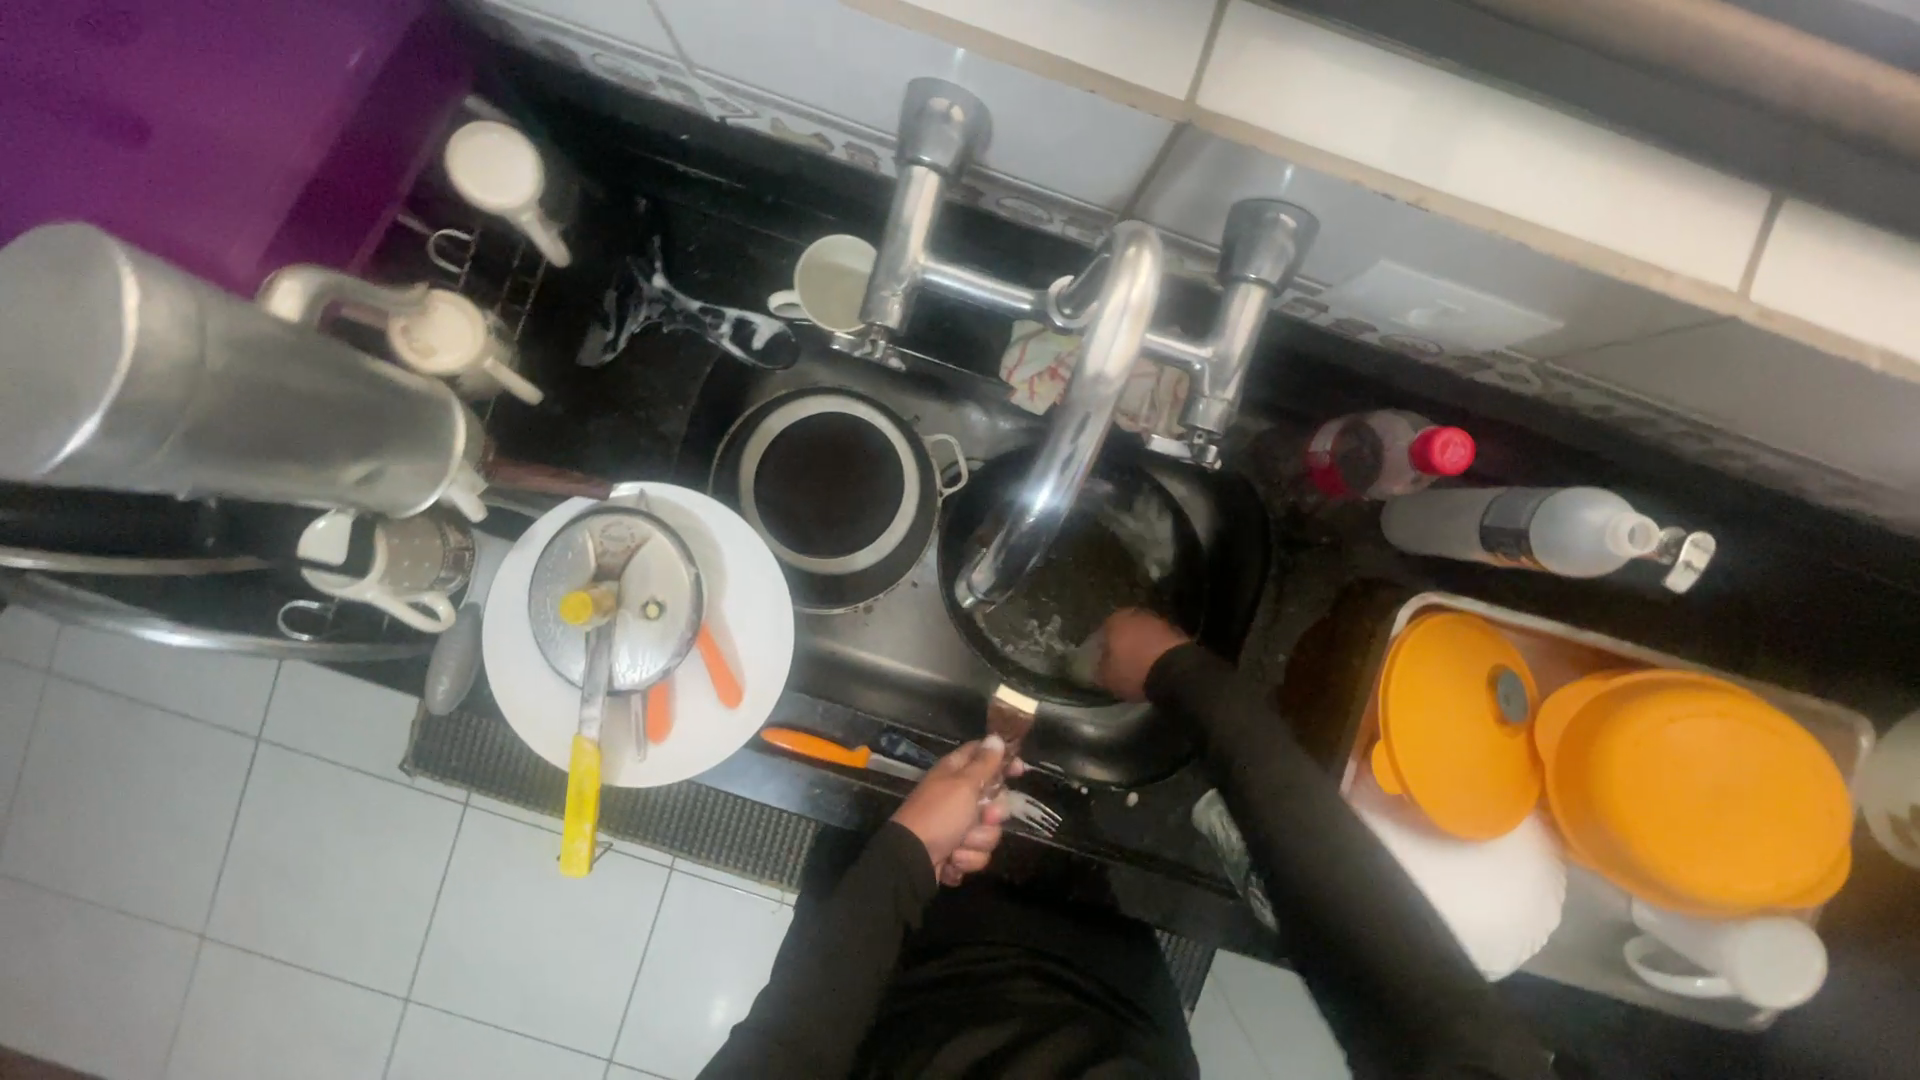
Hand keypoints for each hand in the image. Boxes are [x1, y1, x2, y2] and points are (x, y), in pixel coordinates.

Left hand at [890, 736, 1025, 886]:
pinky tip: (951, 859)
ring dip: (976, 841)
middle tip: (985, 817)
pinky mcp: (956, 850)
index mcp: (956, 773)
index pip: (983, 756)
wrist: (913, 859)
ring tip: (958, 845)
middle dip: (992, 816)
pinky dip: (966, 859)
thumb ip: (984, 763)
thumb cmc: (939, 815)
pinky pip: (977, 853)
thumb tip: (996, 737)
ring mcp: (957, 825)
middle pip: (994, 800)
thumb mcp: (964, 785)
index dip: (1003, 760)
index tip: (1019, 770)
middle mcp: (957, 796)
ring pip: (988, 831)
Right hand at [1095, 608, 1190, 701]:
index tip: (1104, 660)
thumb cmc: (1133, 670)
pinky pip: (1161, 642)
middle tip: (1123, 661)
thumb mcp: (1107, 676)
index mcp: (1115, 620)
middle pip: (1126, 629)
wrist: (1175, 672)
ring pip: (1145, 634)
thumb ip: (1100, 668)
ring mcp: (1160, 622)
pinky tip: (1157, 665)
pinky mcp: (1179, 633)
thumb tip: (1100, 665)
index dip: (1103, 646)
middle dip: (1125, 643)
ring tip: (1142, 664)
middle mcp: (1137, 615)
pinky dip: (1158, 650)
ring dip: (1143, 645)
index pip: (1103, 630)